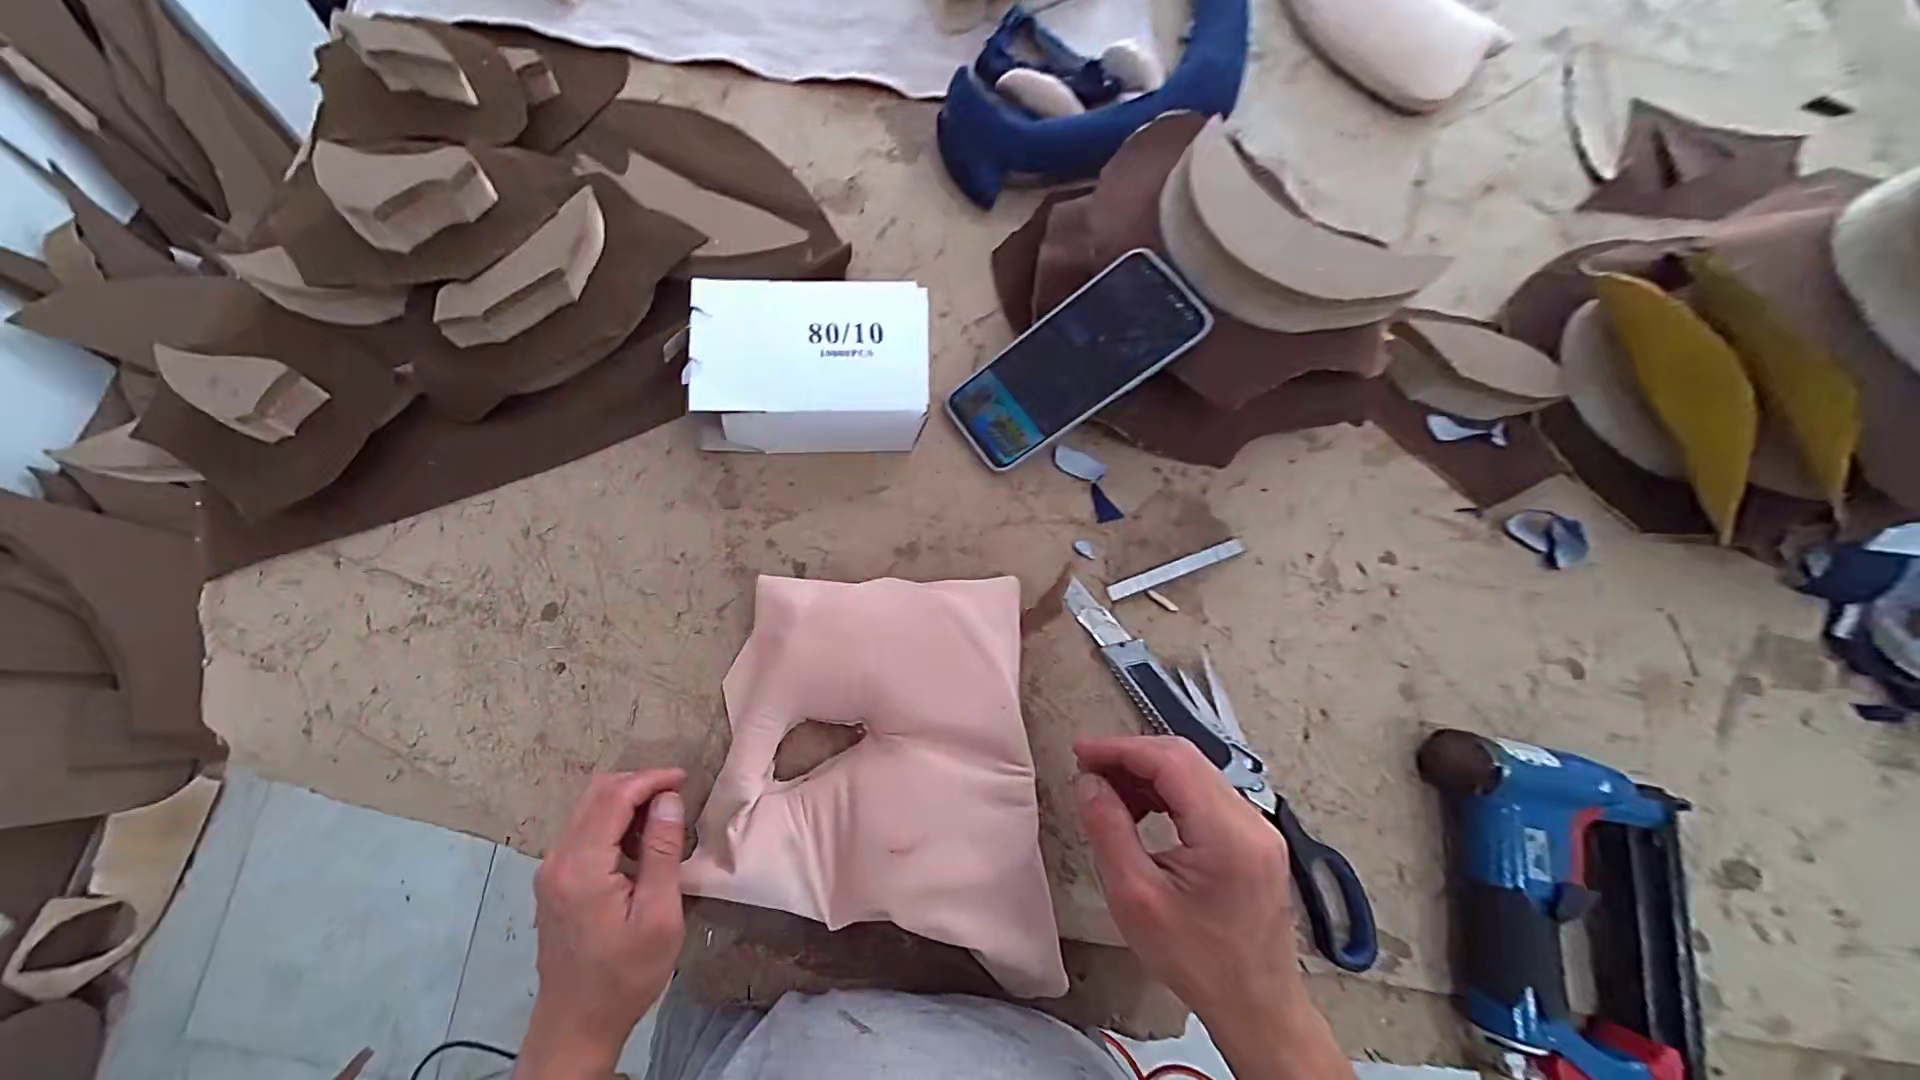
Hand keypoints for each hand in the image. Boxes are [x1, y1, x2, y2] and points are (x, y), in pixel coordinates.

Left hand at [517, 770, 686, 1078]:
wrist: (576, 1026)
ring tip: (665, 821)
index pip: (615, 796)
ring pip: (589, 808)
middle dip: (640, 784)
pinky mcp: (555, 881)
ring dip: (628, 802)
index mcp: (581, 867)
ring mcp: (551, 870)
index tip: (686, 779)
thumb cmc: (625, 975)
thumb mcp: (658, 915)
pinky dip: (616, 821)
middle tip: (678, 795)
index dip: (652, 779)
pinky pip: (585, 829)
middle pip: (597, 794)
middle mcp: (557, 860)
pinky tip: (641, 844)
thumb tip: (669, 799)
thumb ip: (662, 852)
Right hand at [1074, 736, 1352, 1079]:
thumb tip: (1087, 781)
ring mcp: (1258, 827)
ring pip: (1194, 771)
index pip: (1170, 761)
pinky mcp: (1254, 837)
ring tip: (1108, 791)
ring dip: (1147, 772)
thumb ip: (1107, 830)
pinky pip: (1204, 792)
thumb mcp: (1135, 898)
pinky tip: (1140, 808)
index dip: (1120, 748)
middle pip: (1184, 758)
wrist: (1256, 1009)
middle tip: (1089, 770)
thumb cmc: (1197, 962)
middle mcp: (1251, 821)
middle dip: (1130, 756)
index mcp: (1228, 835)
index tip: (1082, 752)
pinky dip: (1167, 789)